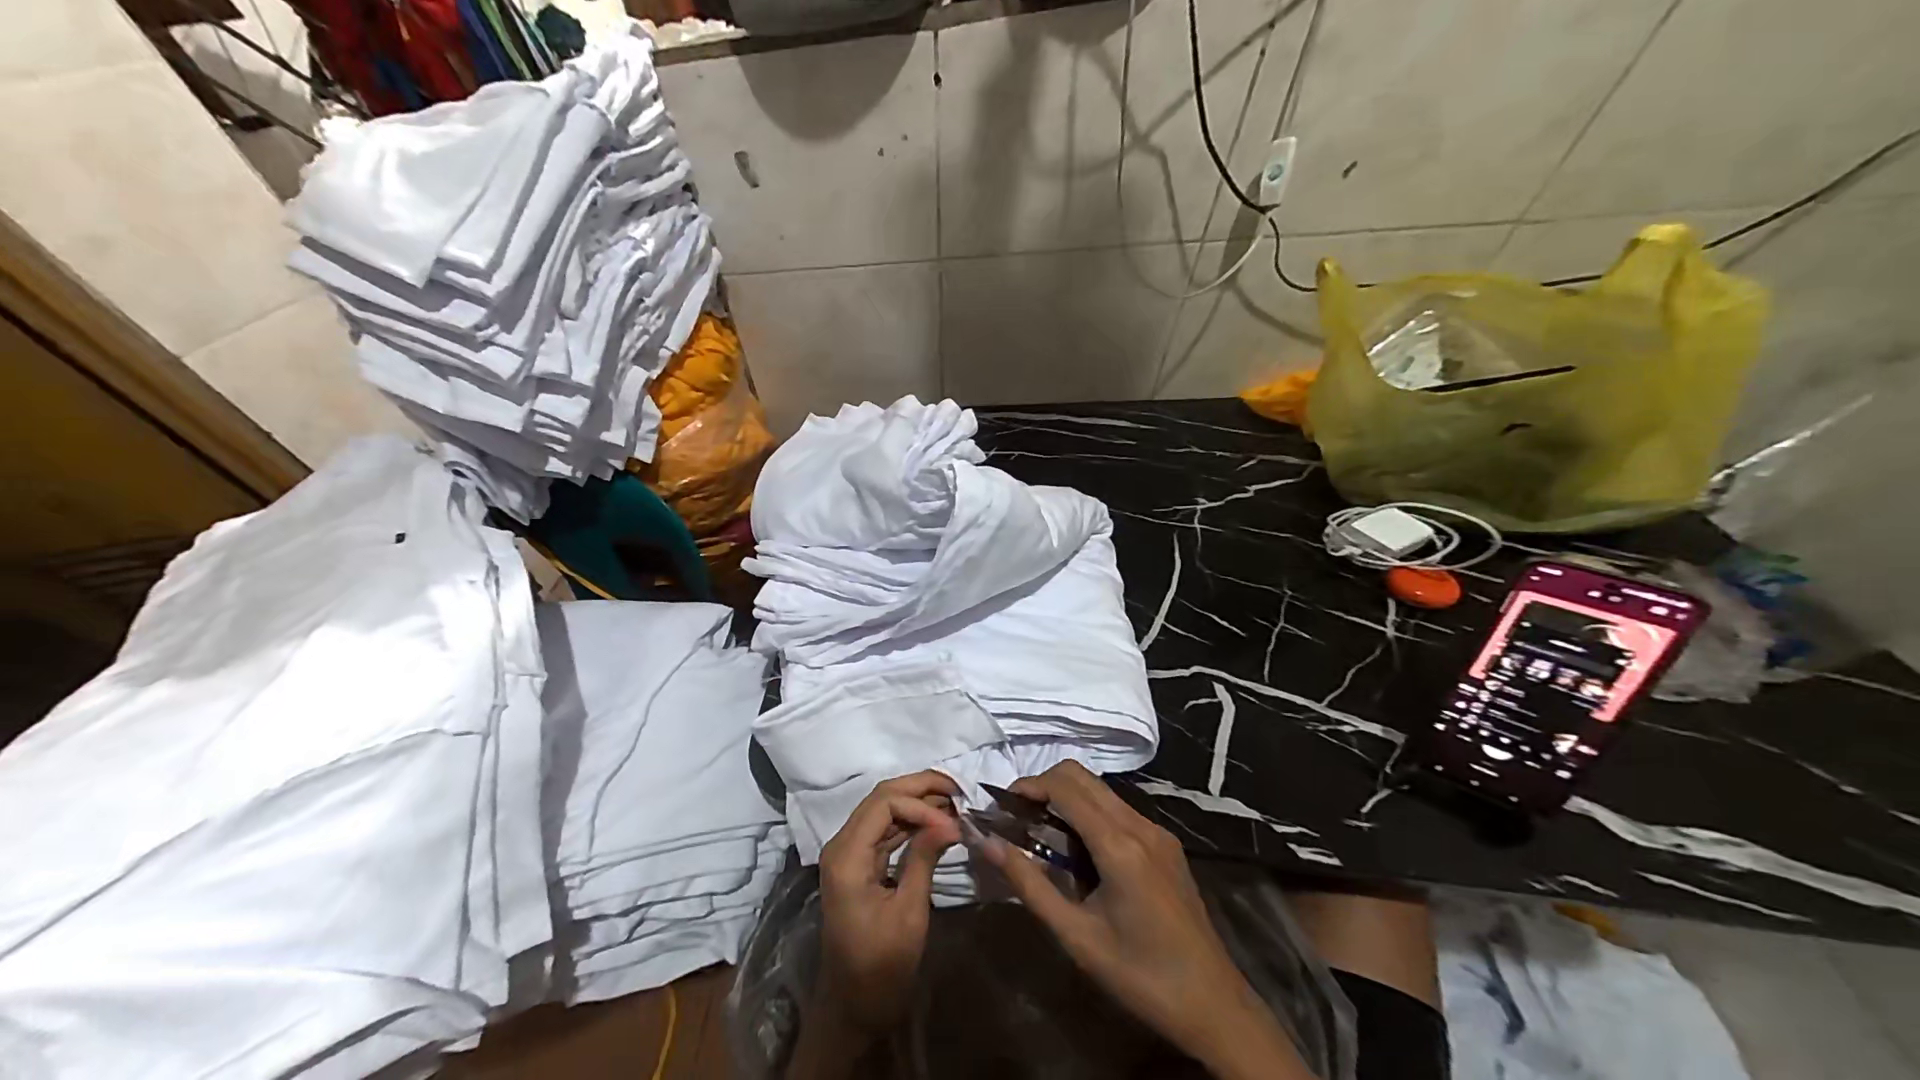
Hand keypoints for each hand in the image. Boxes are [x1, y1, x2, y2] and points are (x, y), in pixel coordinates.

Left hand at [814, 770, 961, 1034]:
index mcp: (847, 855)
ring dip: (918, 802)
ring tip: (956, 804)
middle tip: (960, 790)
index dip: (921, 803)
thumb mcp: (909, 913)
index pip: (884, 802)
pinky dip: (911, 821)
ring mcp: (849, 854)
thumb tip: (952, 820)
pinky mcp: (859, 864)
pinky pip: (885, 829)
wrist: (852, 1008)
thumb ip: (925, 858)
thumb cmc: (880, 967)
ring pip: (883, 809)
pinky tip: (938, 823)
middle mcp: (842, 845)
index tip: (955, 821)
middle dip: (920, 788)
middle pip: (881, 797)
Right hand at [981, 762, 1308, 1079]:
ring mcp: (1158, 833)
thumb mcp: (1077, 936)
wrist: (1214, 1005)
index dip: (1028, 786)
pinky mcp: (1166, 846)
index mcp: (1120, 845)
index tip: (1001, 807)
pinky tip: (1078, 854)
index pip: (1066, 787)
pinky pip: (1119, 811)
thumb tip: (987, 843)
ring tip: (1041, 837)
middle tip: (1017, 819)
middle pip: (1083, 777)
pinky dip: (1090, 815)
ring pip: (1101, 792)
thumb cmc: (1140, 976)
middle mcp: (1141, 826)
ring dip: (1067, 800)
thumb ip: (1029, 884)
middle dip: (1044, 787)